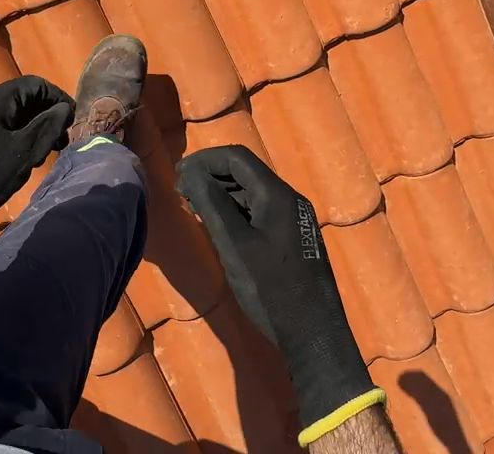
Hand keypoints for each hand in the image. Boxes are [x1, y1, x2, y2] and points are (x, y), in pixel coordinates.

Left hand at [0, 77, 72, 261]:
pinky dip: (6, 137)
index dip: (57, 97)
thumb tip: (63, 107)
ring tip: (37, 154)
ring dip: (25, 129)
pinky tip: (10, 161)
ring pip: (1, 116)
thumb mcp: (21, 155)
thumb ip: (46, 128)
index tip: (72, 119)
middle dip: (42, 116)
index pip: (33, 84)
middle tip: (58, 141)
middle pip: (17, 99)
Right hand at [177, 145, 381, 443]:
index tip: (178, 174)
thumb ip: (212, 204)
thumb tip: (190, 173)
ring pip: (252, 191)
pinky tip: (220, 225)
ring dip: (223, 192)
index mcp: (277, 195)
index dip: (205, 160)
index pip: (237, 158)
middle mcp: (289, 199)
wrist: (314, 336)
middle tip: (182, 191)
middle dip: (212, 175)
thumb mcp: (234, 246)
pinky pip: (261, 210)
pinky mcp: (294, 237)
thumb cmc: (271, 290)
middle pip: (246, 171)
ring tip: (196, 206)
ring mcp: (294, 218)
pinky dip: (237, 210)